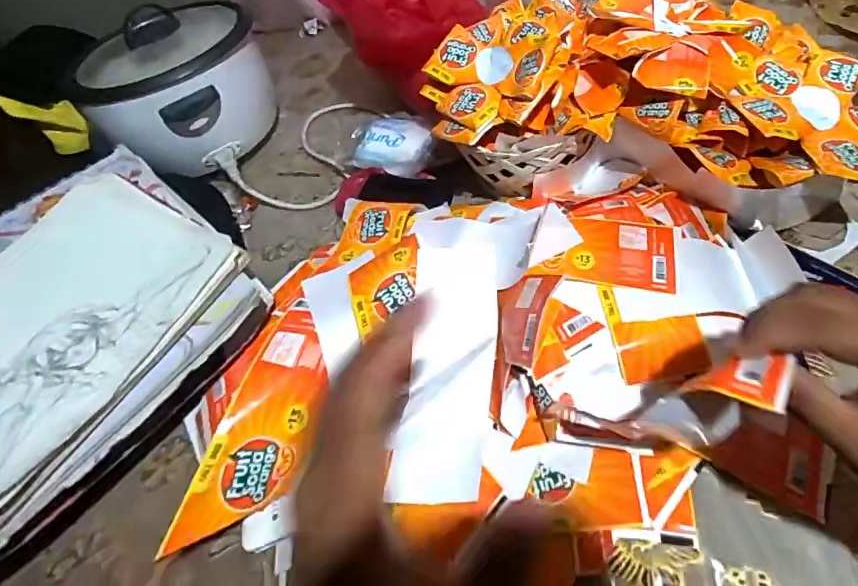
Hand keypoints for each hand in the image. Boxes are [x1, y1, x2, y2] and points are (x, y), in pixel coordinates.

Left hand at [292, 303, 550, 585]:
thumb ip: (497, 558)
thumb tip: (543, 505)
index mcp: (344, 500)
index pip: (362, 398)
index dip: (393, 340)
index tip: (428, 299)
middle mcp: (321, 490)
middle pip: (344, 393)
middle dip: (385, 342)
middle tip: (426, 307)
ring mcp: (315, 499)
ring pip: (339, 411)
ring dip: (378, 367)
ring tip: (417, 340)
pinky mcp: (321, 510)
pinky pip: (340, 433)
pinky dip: (371, 400)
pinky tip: (399, 400)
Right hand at [737, 285, 857, 585]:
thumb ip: (810, 404)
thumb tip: (755, 370)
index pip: (822, 321)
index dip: (772, 330)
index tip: (734, 348)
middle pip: (825, 298)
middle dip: (774, 316)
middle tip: (738, 341)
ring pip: (834, 295)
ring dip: (791, 312)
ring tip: (757, 339)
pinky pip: (851, 305)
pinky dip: (814, 316)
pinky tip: (794, 334)